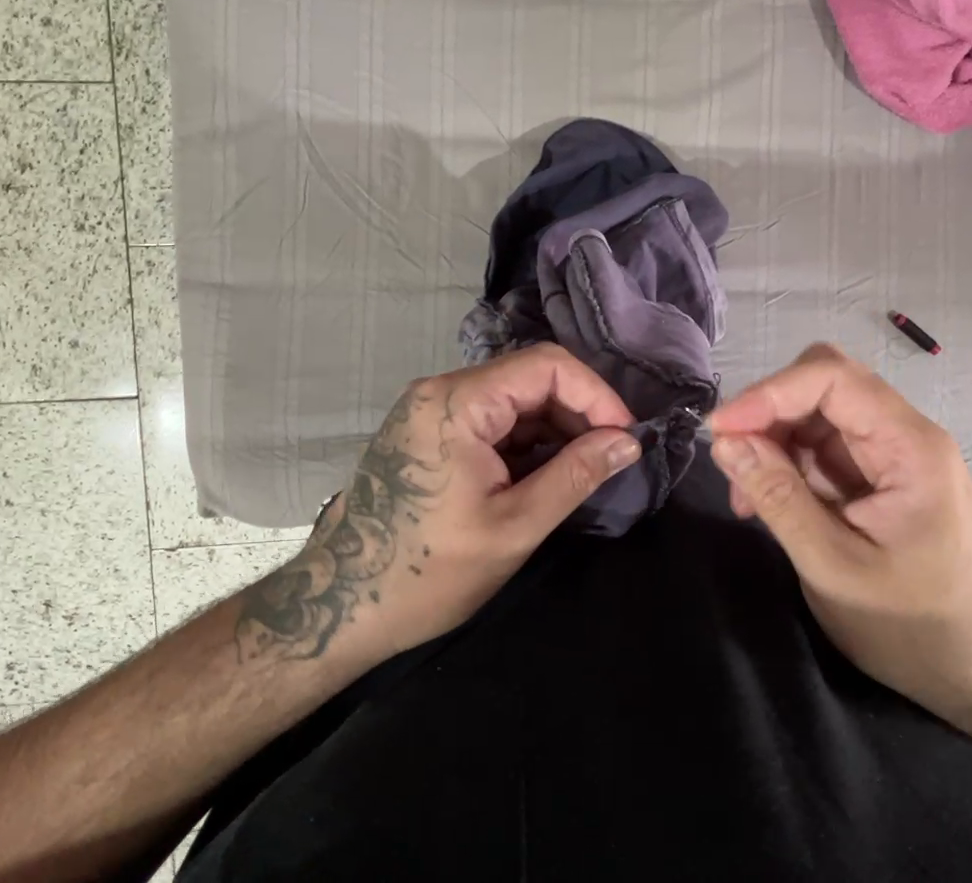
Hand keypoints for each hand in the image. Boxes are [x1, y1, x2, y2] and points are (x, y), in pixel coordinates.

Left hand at [235, 344, 641, 668]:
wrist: (343, 606)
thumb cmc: (430, 572)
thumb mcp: (515, 526)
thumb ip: (575, 475)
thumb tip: (628, 442)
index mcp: (456, 403)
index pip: (546, 365)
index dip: (596, 395)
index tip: (626, 439)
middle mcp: (440, 391)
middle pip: (529, 377)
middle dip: (578, 412)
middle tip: (612, 458)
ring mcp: (430, 411)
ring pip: (513, 399)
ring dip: (555, 429)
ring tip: (586, 470)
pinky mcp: (428, 433)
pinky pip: (491, 420)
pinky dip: (526, 442)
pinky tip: (549, 474)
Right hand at [708, 343, 971, 723]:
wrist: (962, 673)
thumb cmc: (905, 627)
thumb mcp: (831, 565)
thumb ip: (778, 497)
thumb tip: (725, 441)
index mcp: (911, 447)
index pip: (833, 378)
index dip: (769, 392)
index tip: (720, 430)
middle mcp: (905, 436)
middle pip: (825, 385)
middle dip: (768, 413)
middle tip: (729, 459)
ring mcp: (892, 456)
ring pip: (816, 414)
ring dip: (771, 442)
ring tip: (744, 497)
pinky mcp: (876, 478)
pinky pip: (821, 449)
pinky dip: (785, 465)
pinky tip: (763, 503)